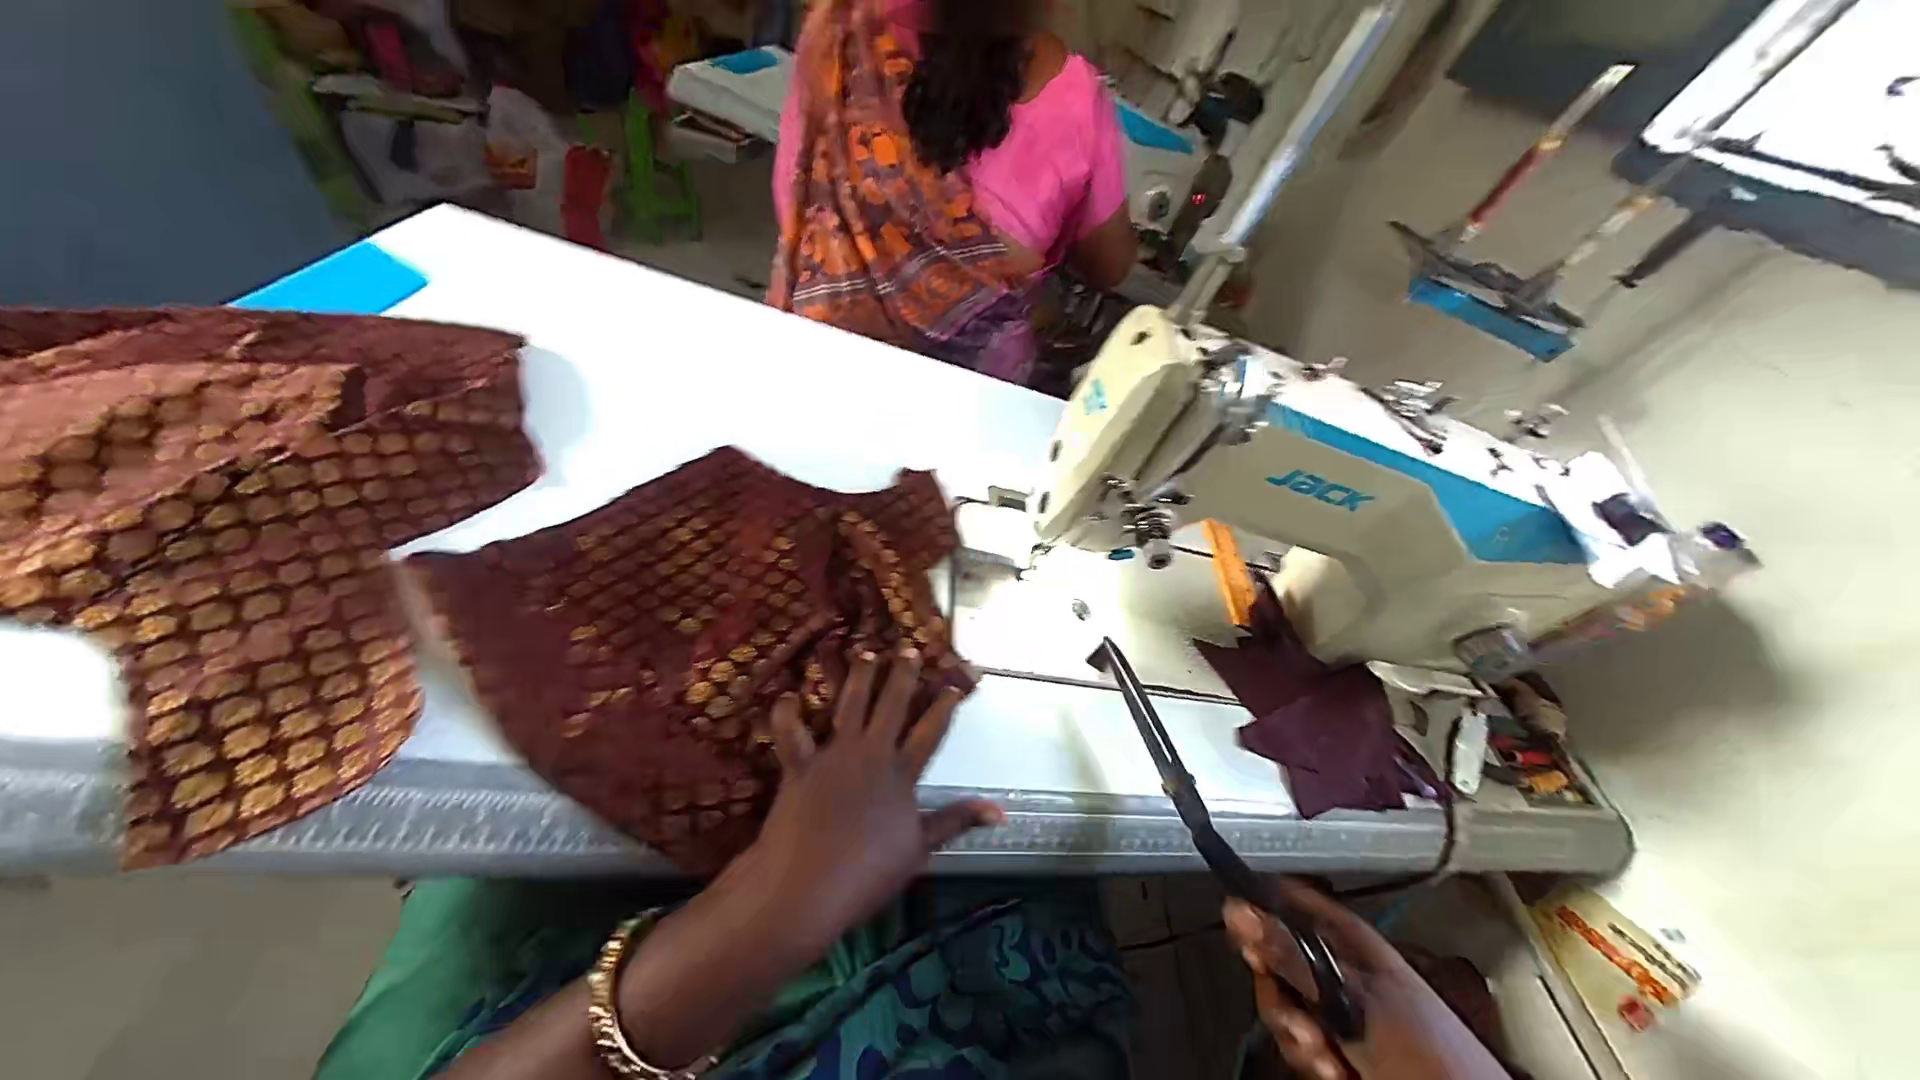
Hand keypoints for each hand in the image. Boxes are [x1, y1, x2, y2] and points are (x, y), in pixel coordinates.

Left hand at [721, 649, 1002, 950]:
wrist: (808, 888)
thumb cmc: (868, 872)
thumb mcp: (920, 849)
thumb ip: (956, 821)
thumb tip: (1000, 811)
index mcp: (901, 774)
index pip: (930, 732)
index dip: (945, 705)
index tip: (955, 683)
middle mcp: (871, 755)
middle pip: (892, 705)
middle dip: (903, 675)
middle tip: (910, 649)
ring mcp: (834, 755)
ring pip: (850, 705)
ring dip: (859, 677)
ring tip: (866, 653)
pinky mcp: (800, 765)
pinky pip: (790, 731)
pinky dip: (786, 713)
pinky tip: (787, 695)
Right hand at [1225, 880, 1508, 1079]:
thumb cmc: (1431, 1054)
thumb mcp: (1355, 998)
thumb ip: (1292, 954)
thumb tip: (1239, 909)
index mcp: (1348, 939)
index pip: (1287, 902)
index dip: (1258, 912)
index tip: (1245, 938)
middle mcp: (1339, 968)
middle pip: (1275, 960)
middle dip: (1279, 996)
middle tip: (1300, 1020)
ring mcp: (1340, 1010)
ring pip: (1284, 1005)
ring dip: (1296, 1035)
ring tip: (1325, 1056)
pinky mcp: (1339, 1047)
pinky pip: (1298, 1041)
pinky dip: (1309, 1059)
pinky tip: (1333, 1070)